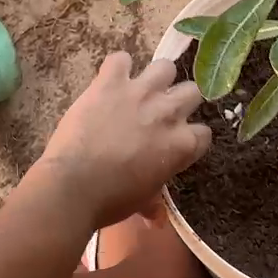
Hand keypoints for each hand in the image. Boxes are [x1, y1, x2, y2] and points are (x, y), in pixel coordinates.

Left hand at [32, 52, 210, 227]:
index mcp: (181, 144)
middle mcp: (168, 112)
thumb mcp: (140, 200)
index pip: (204, 133)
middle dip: (181, 99)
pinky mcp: (111, 82)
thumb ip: (153, 199)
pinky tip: (110, 79)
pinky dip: (117, 67)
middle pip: (192, 91)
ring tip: (142, 88)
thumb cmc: (110, 201)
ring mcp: (140, 92)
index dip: (191, 137)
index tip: (178, 143)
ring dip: (156, 77)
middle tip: (163, 111)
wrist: (73, 187)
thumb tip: (156, 218)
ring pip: (165, 66)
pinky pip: (121, 58)